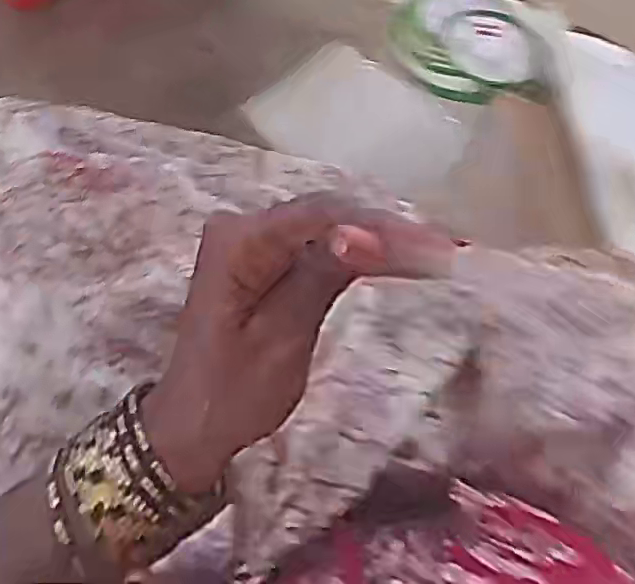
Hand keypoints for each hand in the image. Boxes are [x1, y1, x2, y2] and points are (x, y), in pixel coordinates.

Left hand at [142, 194, 455, 493]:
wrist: (192, 420)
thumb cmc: (232, 391)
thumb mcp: (282, 338)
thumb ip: (319, 277)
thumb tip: (364, 231)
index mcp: (235, 240)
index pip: (314, 216)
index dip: (374, 225)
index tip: (430, 244)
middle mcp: (239, 224)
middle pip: (320, 214)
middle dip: (380, 229)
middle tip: (442, 249)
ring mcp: (248, 237)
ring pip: (320, 225)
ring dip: (372, 238)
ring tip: (430, 252)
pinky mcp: (260, 254)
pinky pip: (311, 243)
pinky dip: (350, 253)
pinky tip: (391, 259)